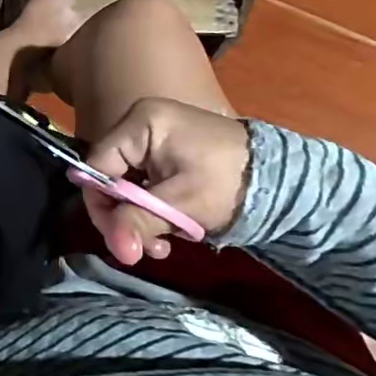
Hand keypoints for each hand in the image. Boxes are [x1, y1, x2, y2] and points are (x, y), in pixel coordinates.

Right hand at [79, 97, 249, 265]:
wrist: (279, 178)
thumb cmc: (228, 182)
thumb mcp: (182, 204)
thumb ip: (140, 222)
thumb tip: (118, 252)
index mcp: (141, 124)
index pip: (96, 166)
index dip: (103, 205)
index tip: (121, 238)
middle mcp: (141, 124)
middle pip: (110, 178)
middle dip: (124, 217)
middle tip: (145, 249)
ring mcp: (155, 138)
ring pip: (126, 186)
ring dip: (139, 219)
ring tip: (163, 245)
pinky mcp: (167, 154)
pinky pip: (144, 184)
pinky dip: (152, 210)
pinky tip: (170, 229)